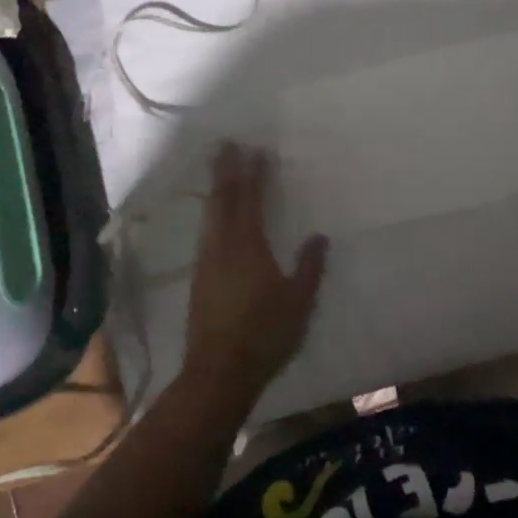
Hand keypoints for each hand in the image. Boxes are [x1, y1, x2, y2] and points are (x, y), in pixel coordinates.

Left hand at [184, 143, 329, 395]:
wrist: (218, 373)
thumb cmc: (265, 335)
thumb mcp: (299, 302)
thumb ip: (310, 266)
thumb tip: (319, 236)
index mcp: (248, 246)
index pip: (251, 199)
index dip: (255, 173)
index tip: (258, 149)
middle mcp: (222, 246)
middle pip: (222, 199)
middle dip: (225, 170)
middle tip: (226, 144)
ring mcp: (206, 262)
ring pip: (210, 215)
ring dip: (216, 189)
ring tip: (219, 171)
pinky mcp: (199, 278)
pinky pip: (206, 232)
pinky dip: (212, 213)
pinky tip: (214, 218)